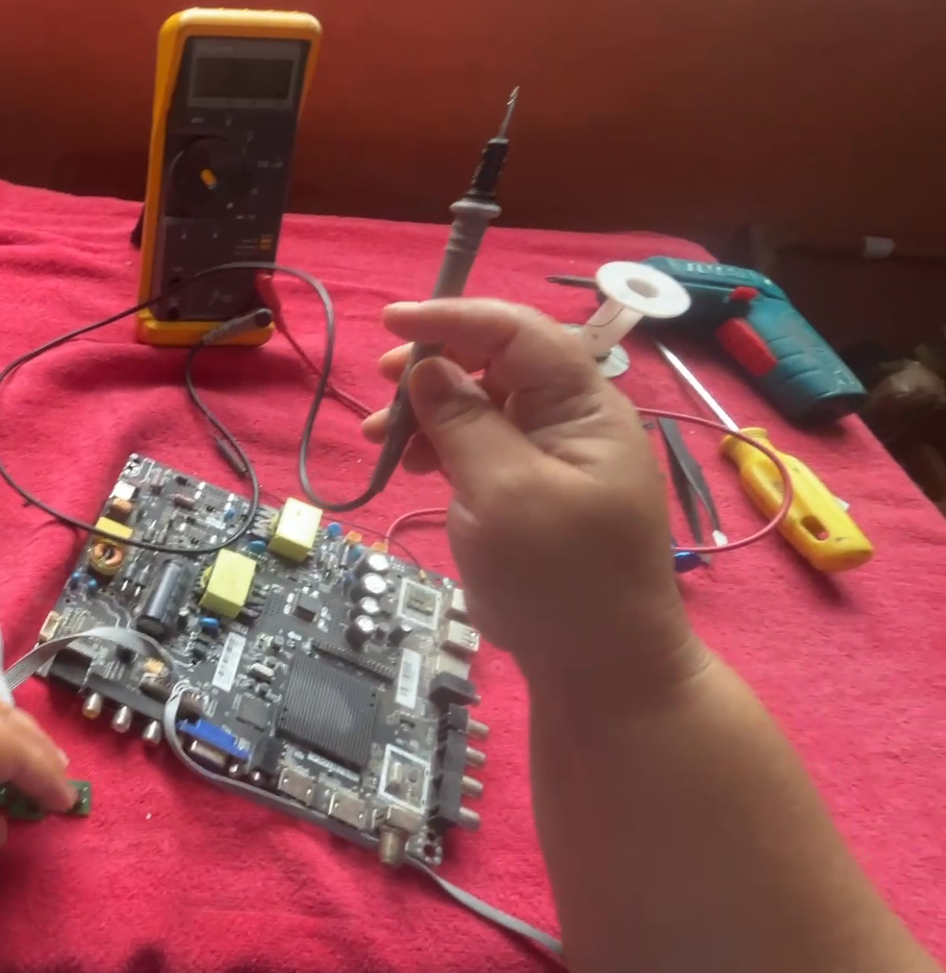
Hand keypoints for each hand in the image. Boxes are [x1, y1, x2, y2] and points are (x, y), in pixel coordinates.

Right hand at [360, 299, 703, 703]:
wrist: (592, 656)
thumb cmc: (557, 573)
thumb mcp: (505, 492)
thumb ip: (465, 423)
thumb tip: (426, 368)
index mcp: (583, 407)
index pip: (516, 334)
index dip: (453, 317)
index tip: (390, 322)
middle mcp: (565, 417)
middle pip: (492, 361)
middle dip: (432, 365)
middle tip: (381, 384)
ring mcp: (541, 450)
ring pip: (473, 400)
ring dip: (423, 408)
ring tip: (380, 437)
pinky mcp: (517, 480)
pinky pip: (468, 438)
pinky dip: (431, 441)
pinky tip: (407, 461)